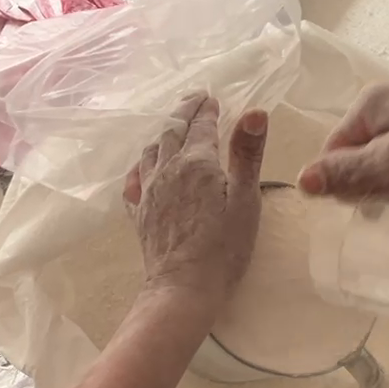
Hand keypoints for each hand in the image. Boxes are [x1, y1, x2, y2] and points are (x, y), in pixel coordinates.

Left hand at [123, 93, 270, 308]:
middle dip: (184, 112)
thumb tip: (254, 112)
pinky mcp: (140, 215)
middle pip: (172, 131)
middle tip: (194, 100)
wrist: (184, 288)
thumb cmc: (223, 249)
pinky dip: (140, 168)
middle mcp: (167, 170)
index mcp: (196, 163)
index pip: (201, 126)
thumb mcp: (245, 201)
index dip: (208, 111)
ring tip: (172, 130)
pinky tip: (143, 169)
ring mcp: (148, 192)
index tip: (213, 100)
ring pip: (151, 152)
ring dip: (163, 135)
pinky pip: (133, 183)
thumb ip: (247, 155)